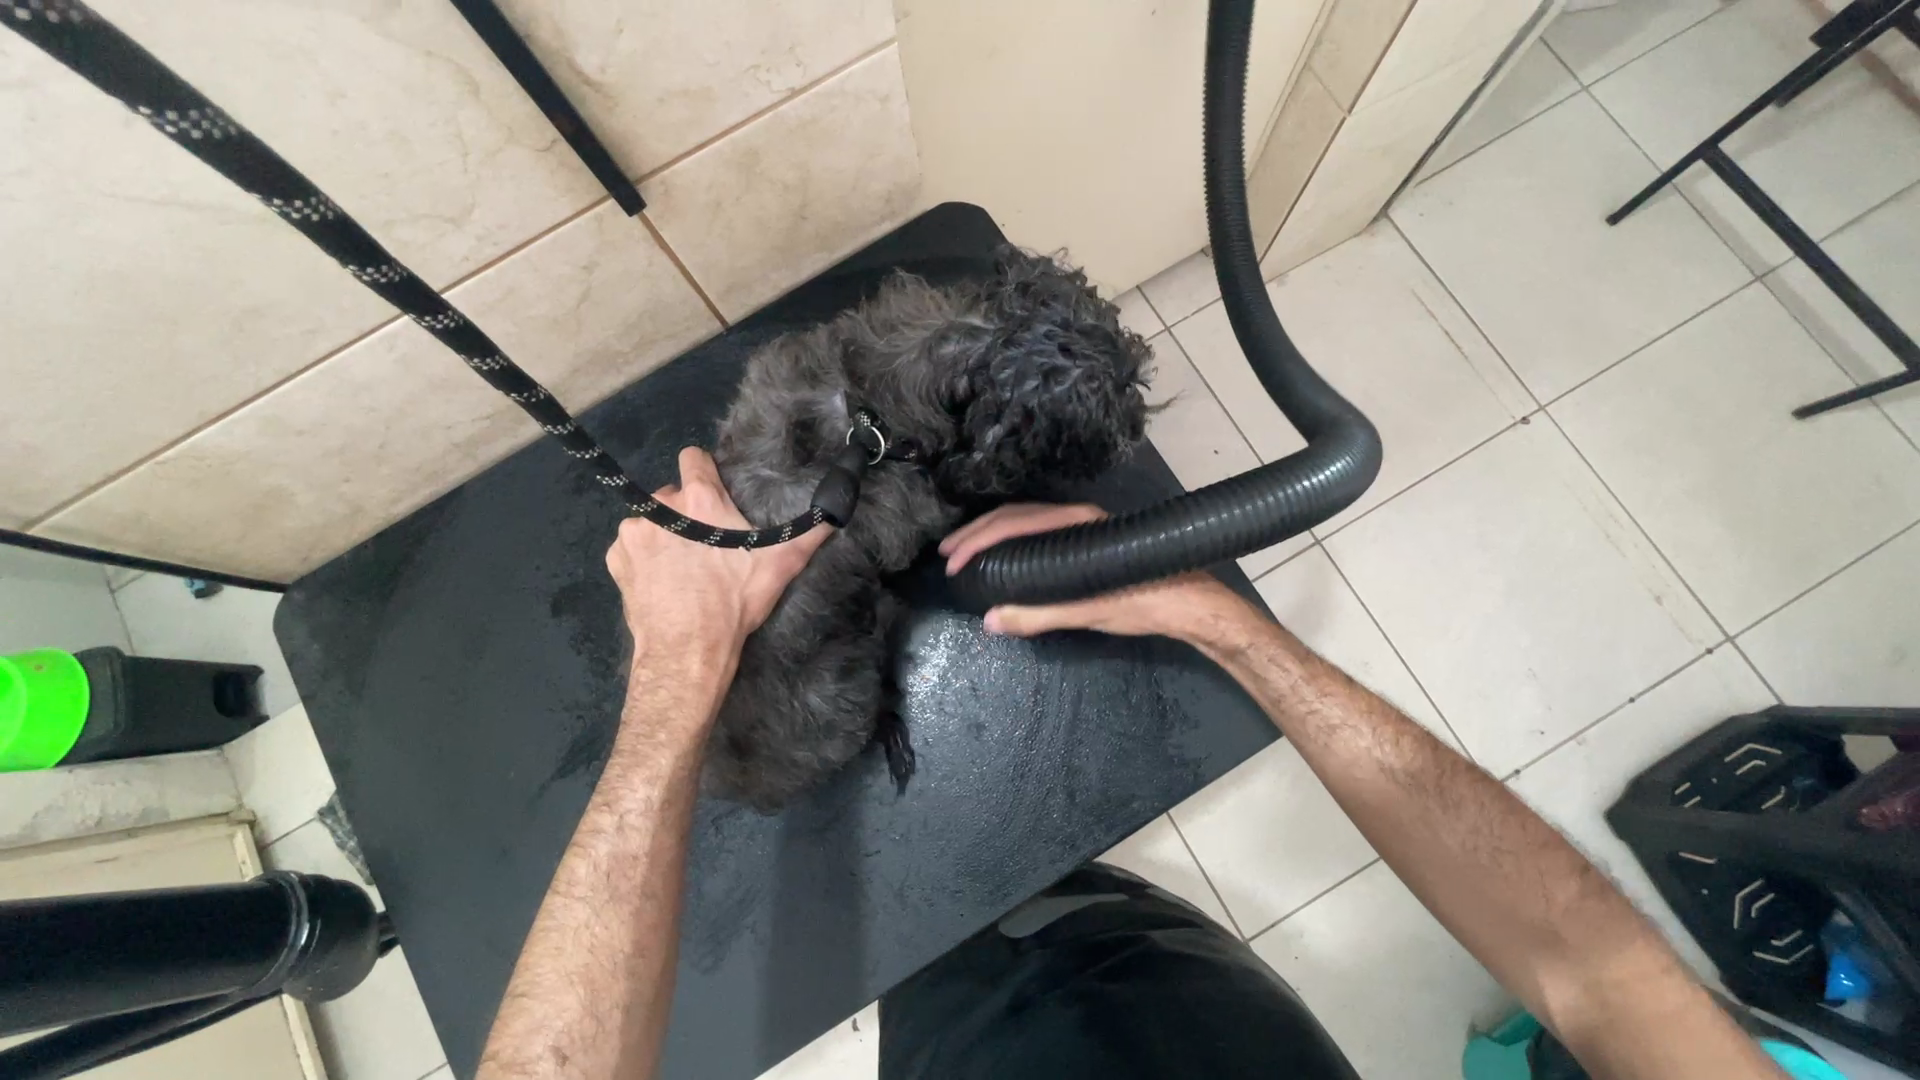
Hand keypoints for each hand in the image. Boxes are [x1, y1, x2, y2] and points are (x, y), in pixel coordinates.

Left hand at [606, 448, 831, 677]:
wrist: (688, 649)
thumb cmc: (735, 601)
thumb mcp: (781, 565)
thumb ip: (809, 533)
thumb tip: (836, 512)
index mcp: (699, 499)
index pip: (693, 457)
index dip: (706, 472)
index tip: (716, 496)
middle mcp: (661, 508)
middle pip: (674, 494)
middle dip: (689, 512)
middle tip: (707, 545)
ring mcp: (634, 533)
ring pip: (652, 521)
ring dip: (665, 534)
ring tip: (683, 567)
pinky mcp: (616, 559)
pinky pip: (632, 547)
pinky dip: (645, 558)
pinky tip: (662, 581)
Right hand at [939, 503, 1250, 641]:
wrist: (1192, 604)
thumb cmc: (1145, 603)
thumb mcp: (1090, 612)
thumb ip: (1039, 616)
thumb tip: (990, 619)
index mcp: (1076, 522)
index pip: (1014, 523)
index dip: (977, 540)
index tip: (952, 562)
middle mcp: (1078, 515)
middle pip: (1015, 515)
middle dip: (976, 532)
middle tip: (946, 553)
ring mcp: (1084, 524)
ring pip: (1026, 520)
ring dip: (992, 534)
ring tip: (965, 552)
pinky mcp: (1089, 538)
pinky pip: (1038, 530)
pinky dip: (1011, 539)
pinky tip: (1002, 555)